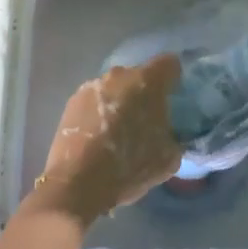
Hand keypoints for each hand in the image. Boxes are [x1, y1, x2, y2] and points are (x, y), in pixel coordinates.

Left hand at [36, 55, 183, 222]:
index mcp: (148, 81)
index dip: (173, 79)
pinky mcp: (72, 101)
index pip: (169, 64)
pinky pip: (95, 100)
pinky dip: (100, 112)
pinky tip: (98, 137)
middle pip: (140, 76)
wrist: (76, 184)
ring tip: (118, 131)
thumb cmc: (128, 167)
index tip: (172, 98)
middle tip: (146, 120)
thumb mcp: (168, 158)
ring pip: (116, 88)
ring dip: (121, 102)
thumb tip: (169, 133)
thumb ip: (174, 136)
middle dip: (145, 93)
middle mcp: (120, 75)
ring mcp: (93, 86)